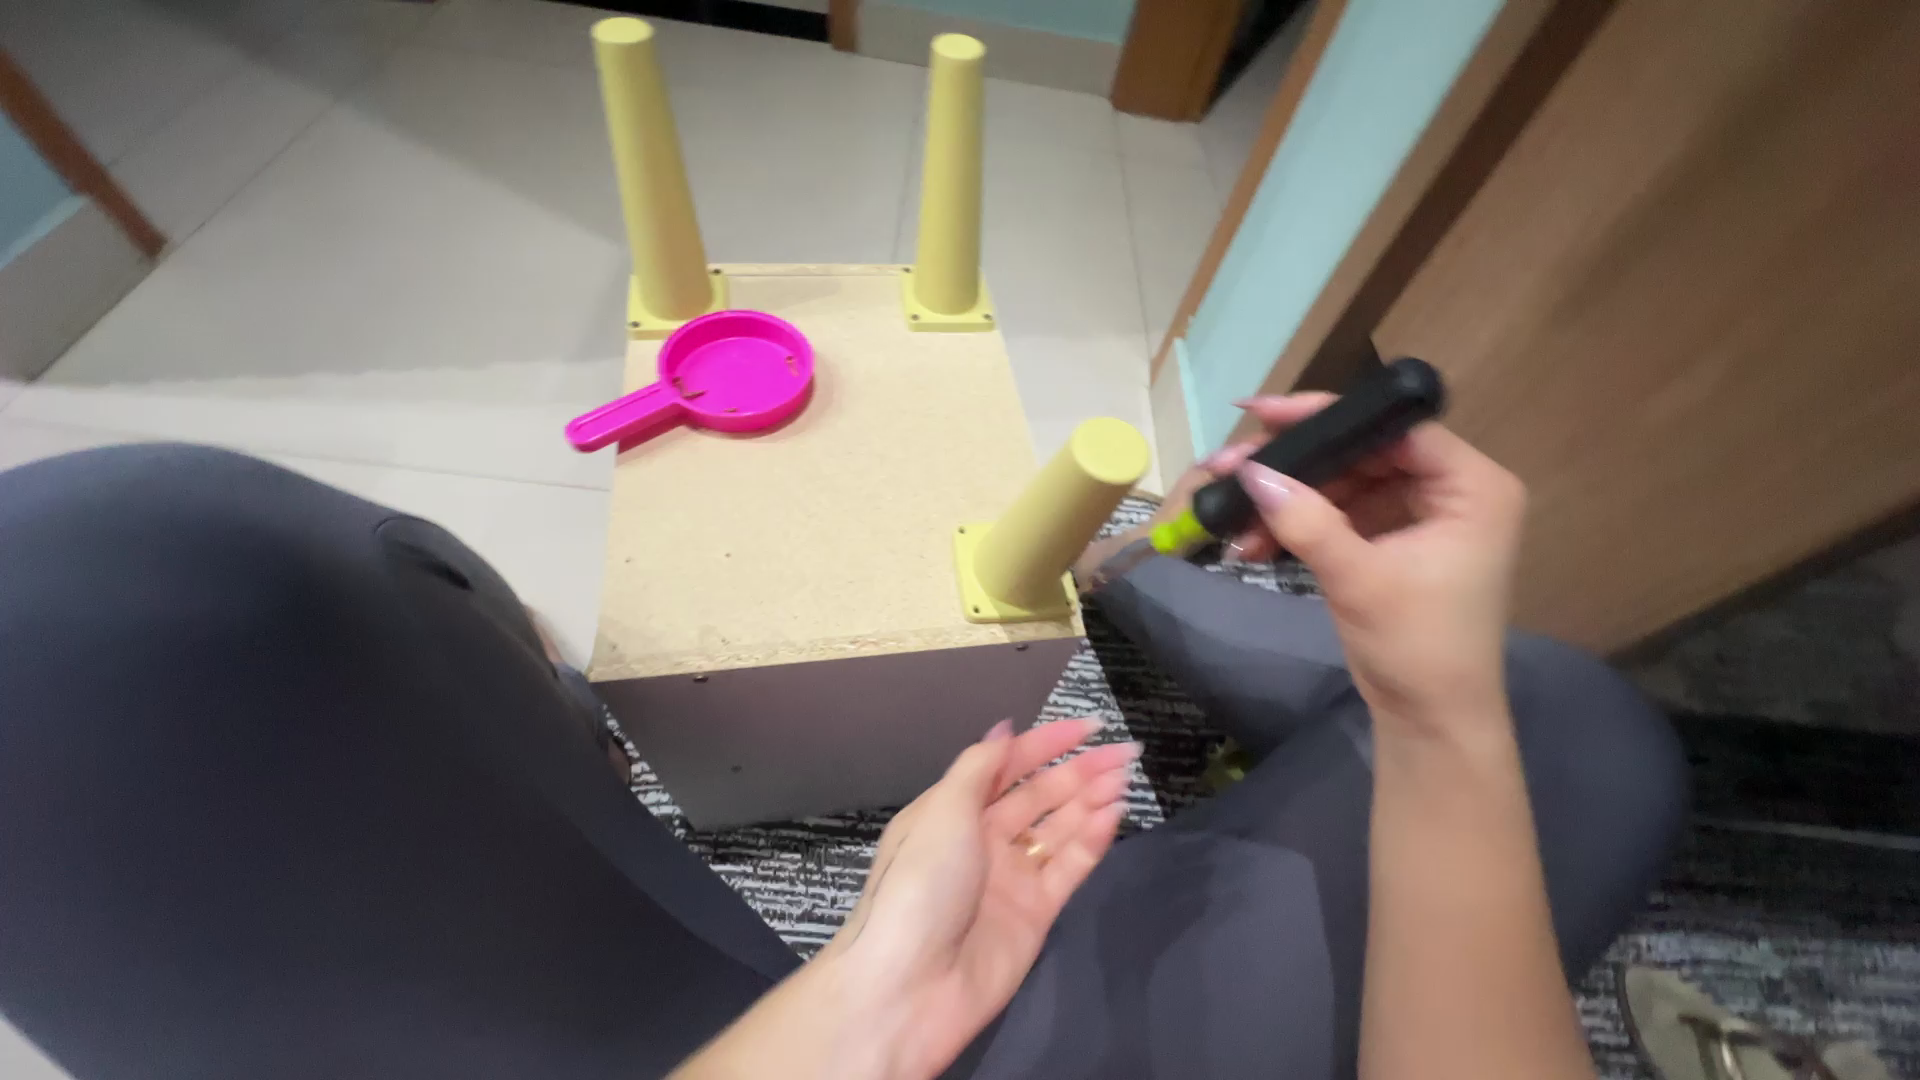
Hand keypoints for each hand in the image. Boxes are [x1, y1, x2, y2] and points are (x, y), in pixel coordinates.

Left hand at [818, 717, 1136, 1079]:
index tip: (1090, 726)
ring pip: (1060, 827)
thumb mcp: (943, 810)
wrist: (909, 988)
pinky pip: (1069, 866)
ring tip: (1126, 777)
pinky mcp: (1035, 913)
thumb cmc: (921, 884)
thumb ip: (979, 766)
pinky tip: (1114, 814)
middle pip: (1041, 793)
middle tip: (1125, 751)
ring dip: (1092, 800)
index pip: (1009, 763)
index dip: (1048, 742)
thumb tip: (1004, 726)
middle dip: (1080, 770)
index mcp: (955, 807)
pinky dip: (1092, 840)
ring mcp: (1012, 876)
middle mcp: (984, 837)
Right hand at [1231, 394, 1526, 734]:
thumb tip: (1247, 472)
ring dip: (1287, 500)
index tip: (1261, 416)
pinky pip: (1336, 516)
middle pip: (1360, 453)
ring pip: (1341, 485)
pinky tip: (1252, 542)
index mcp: (1472, 487)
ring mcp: (1418, 517)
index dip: (1325, 415)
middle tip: (1231, 465)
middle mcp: (1450, 491)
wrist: (1428, 720)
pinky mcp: (1390, 543)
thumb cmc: (1417, 646)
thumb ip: (1304, 519)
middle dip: (1293, 464)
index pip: (1393, 428)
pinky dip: (1297, 525)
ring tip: (1232, 515)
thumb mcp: (1358, 577)